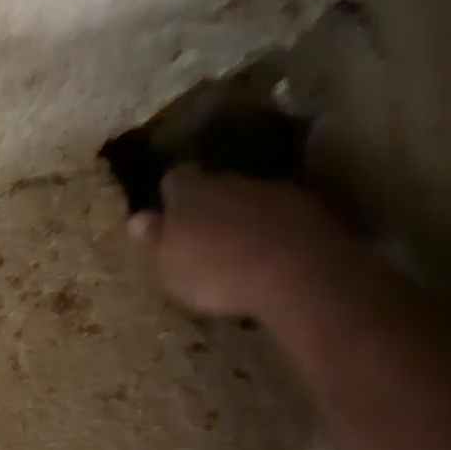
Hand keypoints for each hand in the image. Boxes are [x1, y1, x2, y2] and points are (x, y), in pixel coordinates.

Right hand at [126, 166, 364, 318]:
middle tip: (205, 234)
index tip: (169, 212)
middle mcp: (233, 181)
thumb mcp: (170, 265)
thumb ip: (154, 240)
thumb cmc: (217, 271)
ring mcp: (277, 191)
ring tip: (241, 250)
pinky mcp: (315, 209)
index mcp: (191, 192)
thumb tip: (136, 218)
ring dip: (247, 218)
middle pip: (216, 185)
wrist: (298, 270)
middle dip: (211, 205)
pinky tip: (274, 257)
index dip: (171, 194)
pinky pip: (286, 216)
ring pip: (253, 198)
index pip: (175, 178)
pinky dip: (278, 231)